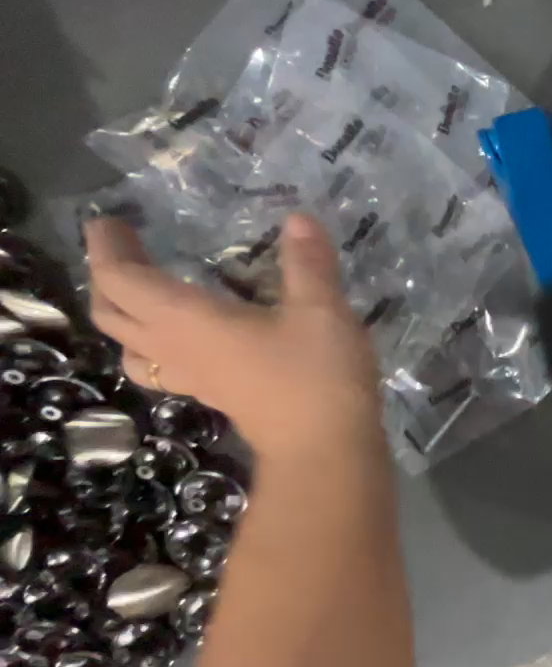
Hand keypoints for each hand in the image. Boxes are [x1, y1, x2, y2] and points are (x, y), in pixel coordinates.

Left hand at [86, 214, 382, 461]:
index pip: (119, 275)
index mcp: (185, 317)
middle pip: (112, 311)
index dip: (109, 246)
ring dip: (126, 320)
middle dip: (110, 279)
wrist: (328, 448)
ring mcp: (193, 378)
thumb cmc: (318, 375)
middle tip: (129, 255)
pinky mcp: (218, 398)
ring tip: (148, 303)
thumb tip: (298, 218)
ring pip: (130, 346)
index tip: (114, 223)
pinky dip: (160, 350)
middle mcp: (174, 346)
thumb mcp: (323, 312)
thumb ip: (309, 265)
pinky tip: (193, 347)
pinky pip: (164, 369)